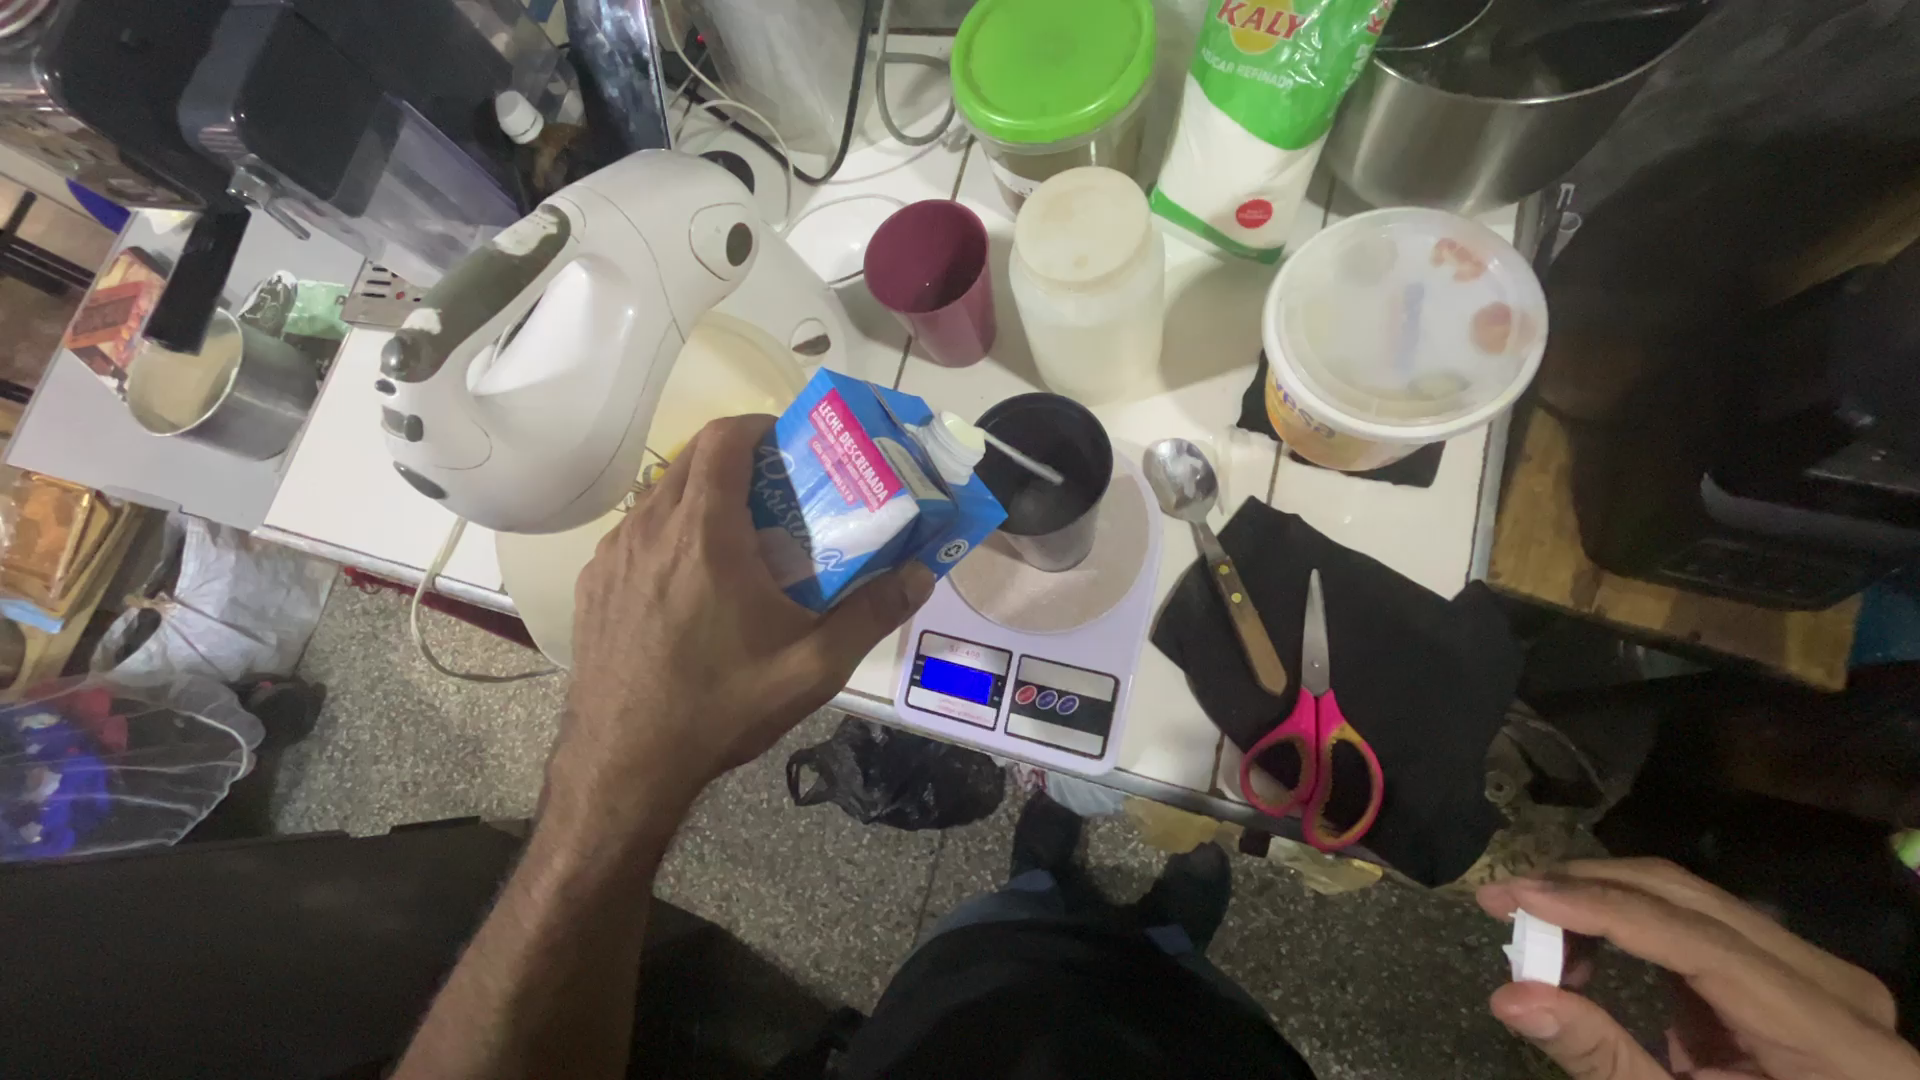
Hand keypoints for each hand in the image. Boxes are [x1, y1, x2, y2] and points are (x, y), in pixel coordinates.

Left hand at [551, 414, 934, 825]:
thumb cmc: (723, 706)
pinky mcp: (593, 584)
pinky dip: (669, 530)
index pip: (723, 438)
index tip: (792, 443)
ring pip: (660, 494)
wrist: (624, 765)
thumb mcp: (813, 667)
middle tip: (780, 488)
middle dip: (737, 456)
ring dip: (702, 494)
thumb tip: (921, 575)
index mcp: (705, 533)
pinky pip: (635, 532)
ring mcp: (612, 555)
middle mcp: (649, 528)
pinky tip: (692, 581)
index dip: (759, 425)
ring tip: (740, 534)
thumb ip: (872, 614)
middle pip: (691, 457)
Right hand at [1478, 859, 1919, 1079]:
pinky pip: (1680, 913)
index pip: (1700, 943)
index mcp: (1841, 1046)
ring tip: (1532, 934)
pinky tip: (1575, 946)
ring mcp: (1806, 968)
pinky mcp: (1770, 962)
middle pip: (1684, 898)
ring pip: (1676, 892)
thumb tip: (1508, 996)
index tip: (1515, 897)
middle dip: (1581, 889)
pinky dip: (1613, 916)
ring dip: (1589, 897)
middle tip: (1501, 901)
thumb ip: (1602, 1059)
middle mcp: (1833, 986)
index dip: (1602, 910)